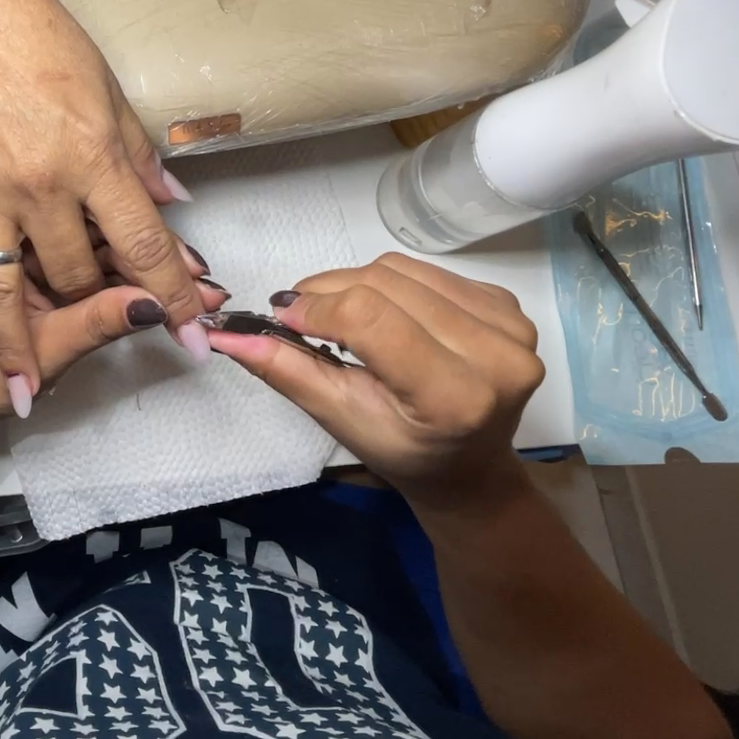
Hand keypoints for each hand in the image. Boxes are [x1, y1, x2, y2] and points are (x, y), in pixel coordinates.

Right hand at [0, 0, 206, 410]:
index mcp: (90, 155)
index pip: (145, 245)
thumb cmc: (29, 28)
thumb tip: (171, 198)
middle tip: (118, 315)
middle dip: (105, 299)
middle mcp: (38, 185)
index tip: (197, 334)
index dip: (177, 297)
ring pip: (6, 285)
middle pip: (79, 270)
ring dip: (18, 344)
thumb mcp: (104, 84)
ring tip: (26, 388)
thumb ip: (135, 151)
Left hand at [0, 247, 227, 447]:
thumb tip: (154, 304)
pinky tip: (165, 290)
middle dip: (163, 264)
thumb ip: (96, 323)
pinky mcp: (51, 270)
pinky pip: (96, 266)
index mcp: (18, 236)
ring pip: (107, 252)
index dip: (151, 265)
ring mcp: (44, 250)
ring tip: (200, 287)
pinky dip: (130, 281)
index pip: (97, 240)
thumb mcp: (42, 348)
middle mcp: (31, 231)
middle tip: (209, 286)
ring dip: (152, 272)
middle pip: (108, 239)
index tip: (195, 289)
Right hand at [204, 254, 543, 504]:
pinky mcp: (509, 306)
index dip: (316, 308)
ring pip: (400, 270)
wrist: (469, 467)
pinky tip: (382, 311)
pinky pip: (426, 271)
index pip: (369, 319)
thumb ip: (286, 370)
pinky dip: (388, 282)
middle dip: (327, 292)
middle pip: (382, 286)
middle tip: (298, 313)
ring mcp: (510, 327)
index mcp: (454, 397)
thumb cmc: (401, 452)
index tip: (281, 316)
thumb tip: (229, 335)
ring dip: (354, 283)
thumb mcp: (338, 418)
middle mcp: (496, 356)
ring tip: (337, 313)